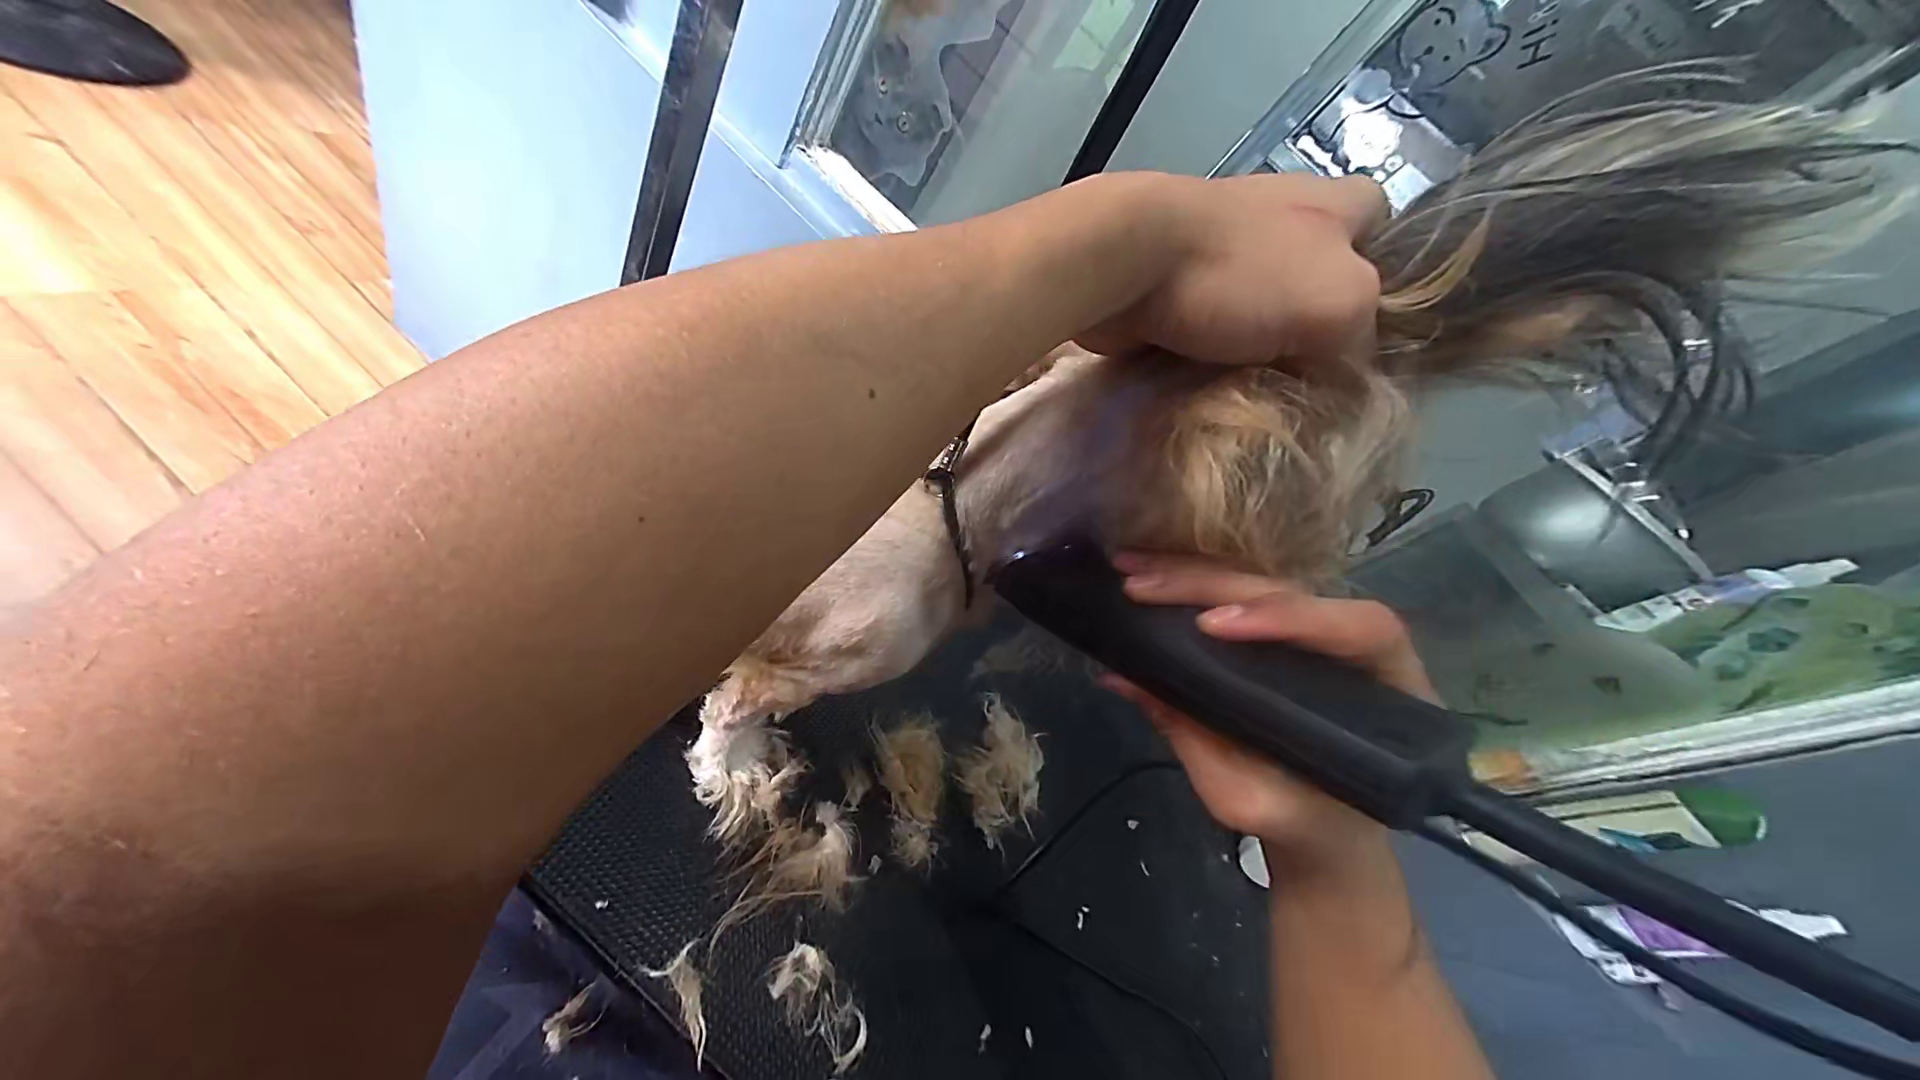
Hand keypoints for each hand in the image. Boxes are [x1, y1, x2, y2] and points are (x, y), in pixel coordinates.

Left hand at [1078, 173, 1387, 368]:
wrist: (1127, 265)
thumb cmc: (1241, 271)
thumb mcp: (1340, 301)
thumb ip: (1361, 332)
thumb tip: (1340, 367)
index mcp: (1341, 203)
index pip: (1389, 253)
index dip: (1380, 305)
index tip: (1353, 353)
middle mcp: (1287, 217)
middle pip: (1315, 289)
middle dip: (1308, 336)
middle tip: (1300, 382)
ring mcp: (1226, 248)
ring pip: (1260, 313)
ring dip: (1254, 351)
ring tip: (1251, 390)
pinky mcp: (1178, 280)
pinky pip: (1210, 327)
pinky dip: (1210, 353)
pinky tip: (1208, 382)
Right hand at [1098, 552, 1438, 876]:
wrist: (1323, 824)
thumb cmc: (1304, 819)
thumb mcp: (1252, 801)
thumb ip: (1197, 743)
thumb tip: (1124, 679)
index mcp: (1388, 689)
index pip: (1358, 629)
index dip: (1288, 617)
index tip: (1213, 625)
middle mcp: (1355, 642)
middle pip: (1290, 589)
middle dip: (1209, 586)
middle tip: (1139, 588)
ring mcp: (1314, 625)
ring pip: (1258, 579)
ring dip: (1188, 571)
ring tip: (1130, 569)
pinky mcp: (1277, 623)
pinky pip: (1236, 590)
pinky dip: (1188, 579)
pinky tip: (1146, 572)